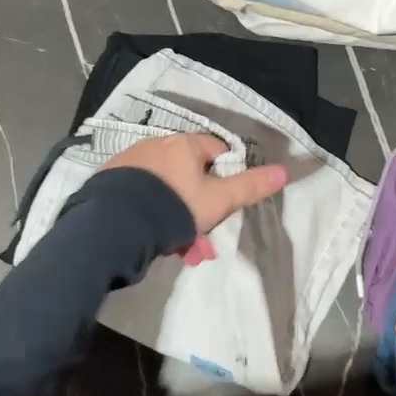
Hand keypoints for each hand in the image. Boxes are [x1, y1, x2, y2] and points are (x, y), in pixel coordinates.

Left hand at [103, 134, 287, 262]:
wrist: (116, 222)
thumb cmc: (175, 206)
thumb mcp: (219, 200)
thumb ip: (250, 186)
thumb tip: (284, 171)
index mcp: (185, 144)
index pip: (216, 151)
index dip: (226, 177)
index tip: (225, 203)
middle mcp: (157, 144)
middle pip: (189, 176)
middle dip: (199, 211)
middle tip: (201, 244)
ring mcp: (132, 162)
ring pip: (166, 191)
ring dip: (177, 220)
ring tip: (178, 252)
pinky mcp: (111, 180)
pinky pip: (142, 197)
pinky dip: (152, 216)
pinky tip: (152, 240)